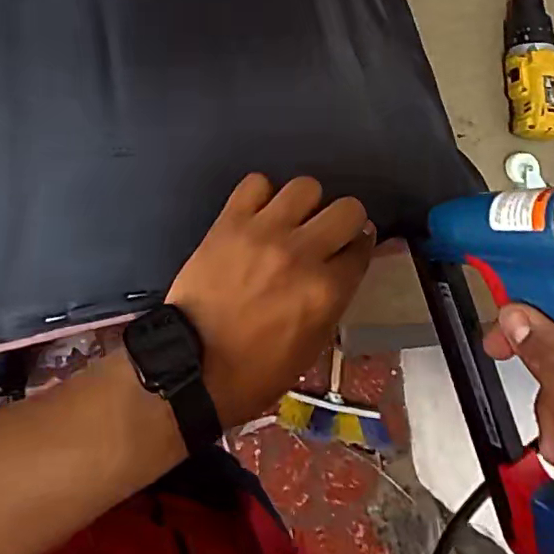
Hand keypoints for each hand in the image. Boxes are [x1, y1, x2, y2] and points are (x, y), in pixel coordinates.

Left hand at [165, 174, 381, 425]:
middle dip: (345, 221)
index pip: (362, 249)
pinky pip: (256, 183)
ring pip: (305, 187)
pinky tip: (257, 214)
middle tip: (327, 234)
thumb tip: (340, 269)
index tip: (350, 249)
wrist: (191, 364)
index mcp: (325, 291)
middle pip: (347, 209)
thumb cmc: (255, 370)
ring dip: (304, 204)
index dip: (359, 248)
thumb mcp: (310, 347)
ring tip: (291, 220)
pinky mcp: (230, 222)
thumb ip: (331, 301)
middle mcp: (301, 254)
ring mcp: (264, 232)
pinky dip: (261, 195)